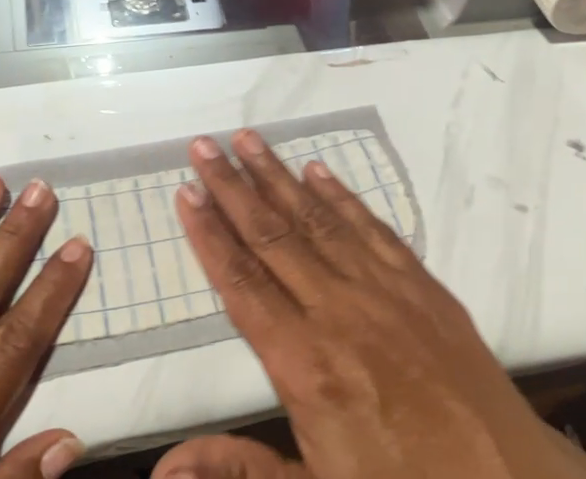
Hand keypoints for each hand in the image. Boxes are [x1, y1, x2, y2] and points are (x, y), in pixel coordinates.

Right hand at [155, 131, 585, 478]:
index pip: (242, 283)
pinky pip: (374, 229)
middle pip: (273, 236)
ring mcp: (385, 293)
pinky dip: (342, 197)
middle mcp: (339, 312)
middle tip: (203, 145)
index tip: (186, 193)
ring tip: (248, 140)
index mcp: (305, 363)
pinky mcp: (424, 288)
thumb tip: (161, 470)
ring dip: (279, 176)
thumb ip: (238, 468)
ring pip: (319, 220)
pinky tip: (319, 172)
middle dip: (232, 187)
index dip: (209, 235)